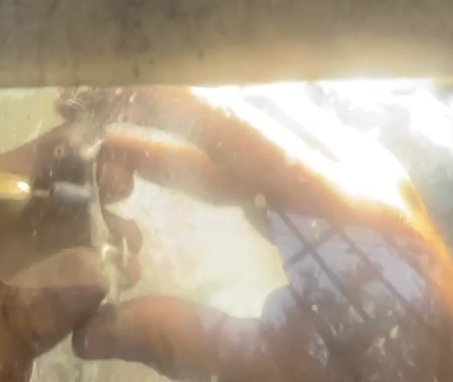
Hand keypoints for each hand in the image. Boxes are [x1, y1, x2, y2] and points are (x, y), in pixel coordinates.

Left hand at [0, 119, 145, 381]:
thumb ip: (19, 318)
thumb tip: (94, 271)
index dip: (28, 164)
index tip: (81, 144)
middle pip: (13, 213)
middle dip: (67, 196)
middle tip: (121, 185)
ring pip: (37, 253)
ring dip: (84, 238)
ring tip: (129, 238)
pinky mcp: (2, 334)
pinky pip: (47, 298)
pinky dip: (83, 287)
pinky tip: (120, 276)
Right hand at [71, 88, 452, 381]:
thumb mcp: (275, 369)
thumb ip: (181, 339)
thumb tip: (88, 330)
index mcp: (338, 208)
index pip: (227, 123)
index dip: (152, 102)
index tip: (92, 97)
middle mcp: (355, 166)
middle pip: (234, 104)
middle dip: (156, 105)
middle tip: (89, 110)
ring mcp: (364, 164)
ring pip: (252, 115)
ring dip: (183, 125)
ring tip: (117, 138)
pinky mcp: (361, 175)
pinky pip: (276, 140)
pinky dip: (219, 149)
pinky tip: (173, 165)